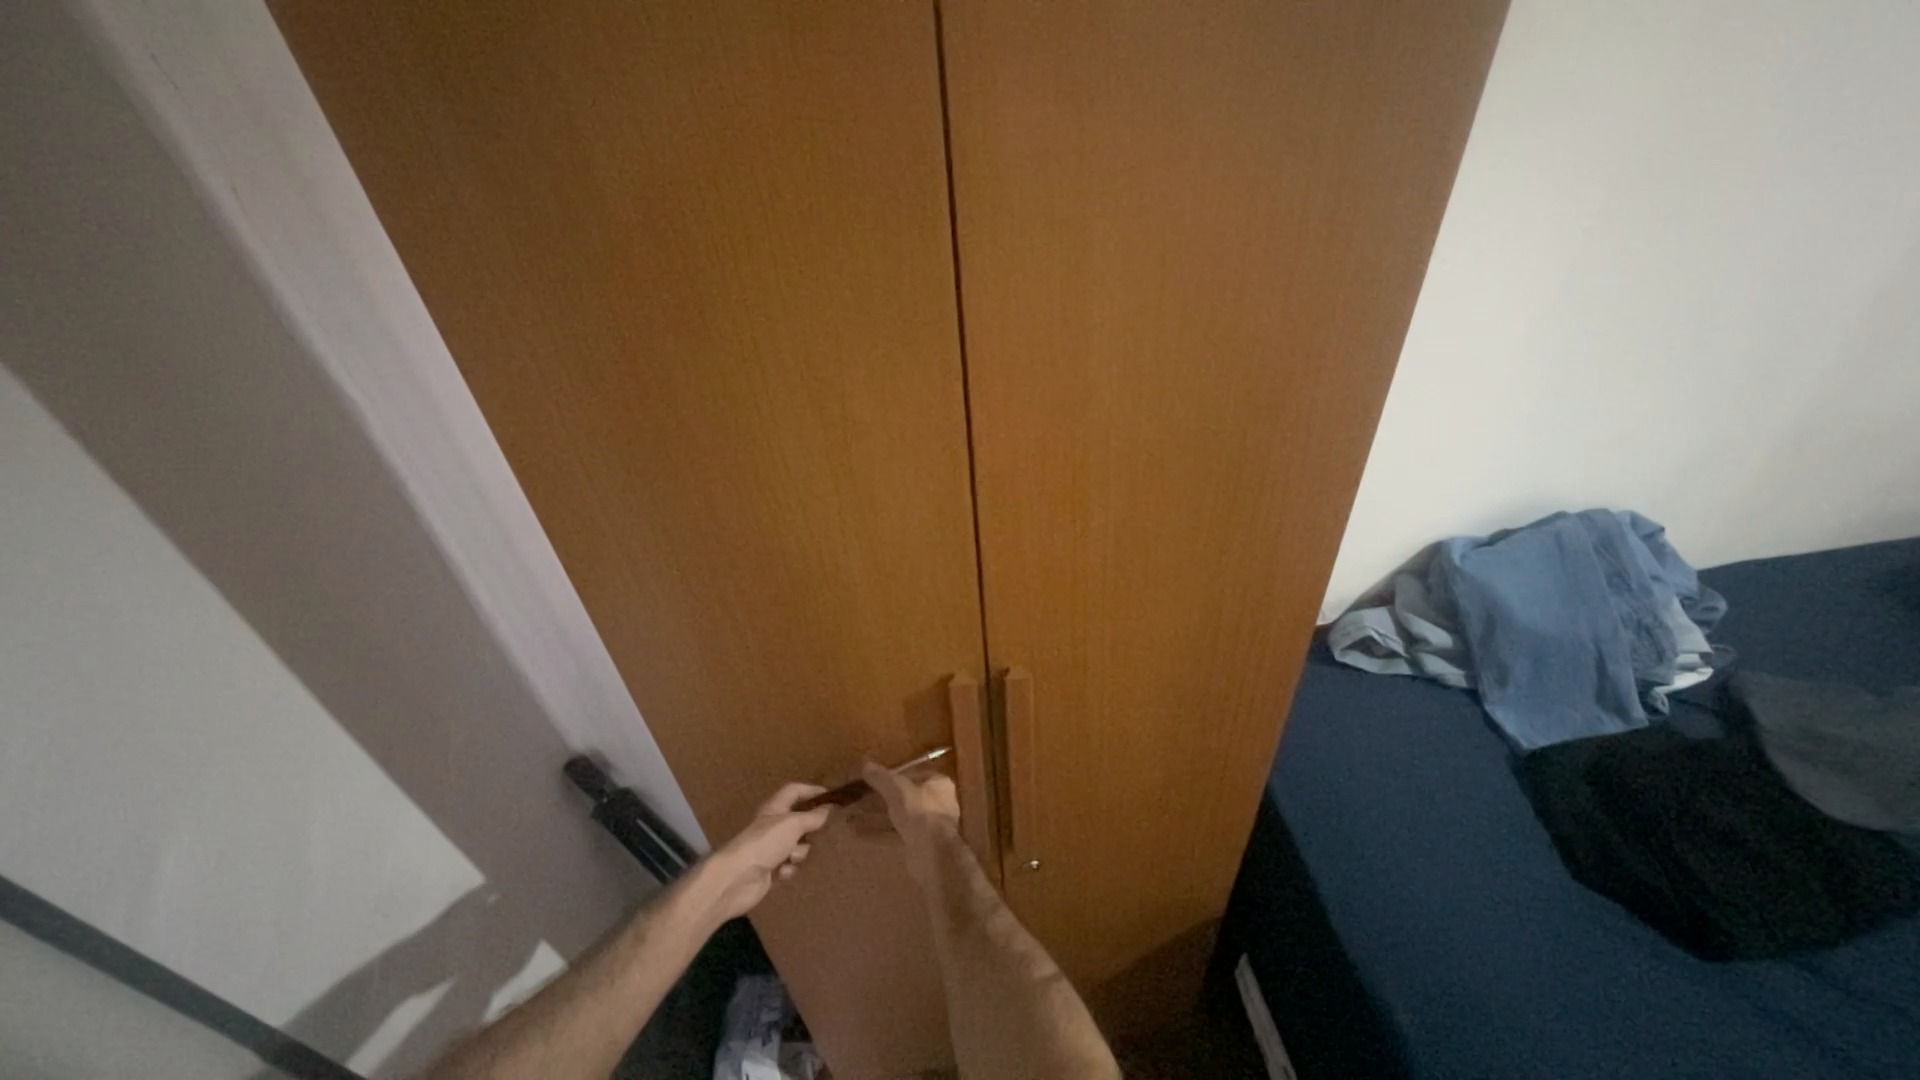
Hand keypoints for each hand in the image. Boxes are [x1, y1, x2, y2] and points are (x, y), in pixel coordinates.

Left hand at [699, 784, 831, 921]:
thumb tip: (829, 809)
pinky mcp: (771, 869)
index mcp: (775, 808)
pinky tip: (782, 872)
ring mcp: (771, 848)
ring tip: (792, 857)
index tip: (831, 798)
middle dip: (810, 829)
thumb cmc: (765, 843)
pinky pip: (790, 865)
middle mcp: (773, 825)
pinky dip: (789, 868)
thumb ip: (813, 817)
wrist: (737, 878)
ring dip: (799, 852)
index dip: (811, 791)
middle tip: (822, 833)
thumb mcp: (793, 824)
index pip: (795, 791)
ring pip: (797, 846)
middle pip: (799, 820)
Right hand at [861, 760, 961, 885]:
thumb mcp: (896, 789)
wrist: (933, 853)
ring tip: (849, 819)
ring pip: (898, 817)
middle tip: (855, 801)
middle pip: (903, 797)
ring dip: (875, 817)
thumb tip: (865, 764)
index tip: (872, 781)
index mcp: (938, 783)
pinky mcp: (920, 844)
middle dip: (878, 800)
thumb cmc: (919, 811)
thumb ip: (881, 777)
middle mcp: (937, 802)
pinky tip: (857, 834)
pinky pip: (896, 833)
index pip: (913, 774)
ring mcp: (930, 825)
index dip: (892, 776)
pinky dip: (879, 832)